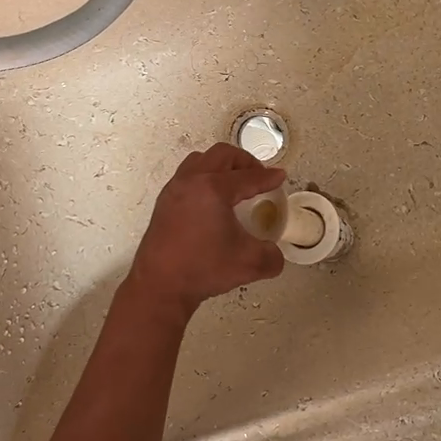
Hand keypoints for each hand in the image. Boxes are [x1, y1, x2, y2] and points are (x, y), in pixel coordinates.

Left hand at [128, 143, 287, 321]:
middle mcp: (191, 181)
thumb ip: (272, 255)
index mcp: (213, 189)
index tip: (279, 177)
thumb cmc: (203, 270)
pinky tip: (212, 199)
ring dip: (221, 165)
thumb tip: (273, 253)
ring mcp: (174, 189)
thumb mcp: (250, 264)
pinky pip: (187, 176)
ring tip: (234, 182)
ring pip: (201, 160)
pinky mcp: (164, 202)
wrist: (160, 285)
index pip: (248, 177)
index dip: (268, 177)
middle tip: (258, 176)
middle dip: (245, 162)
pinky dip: (204, 177)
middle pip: (222, 155)